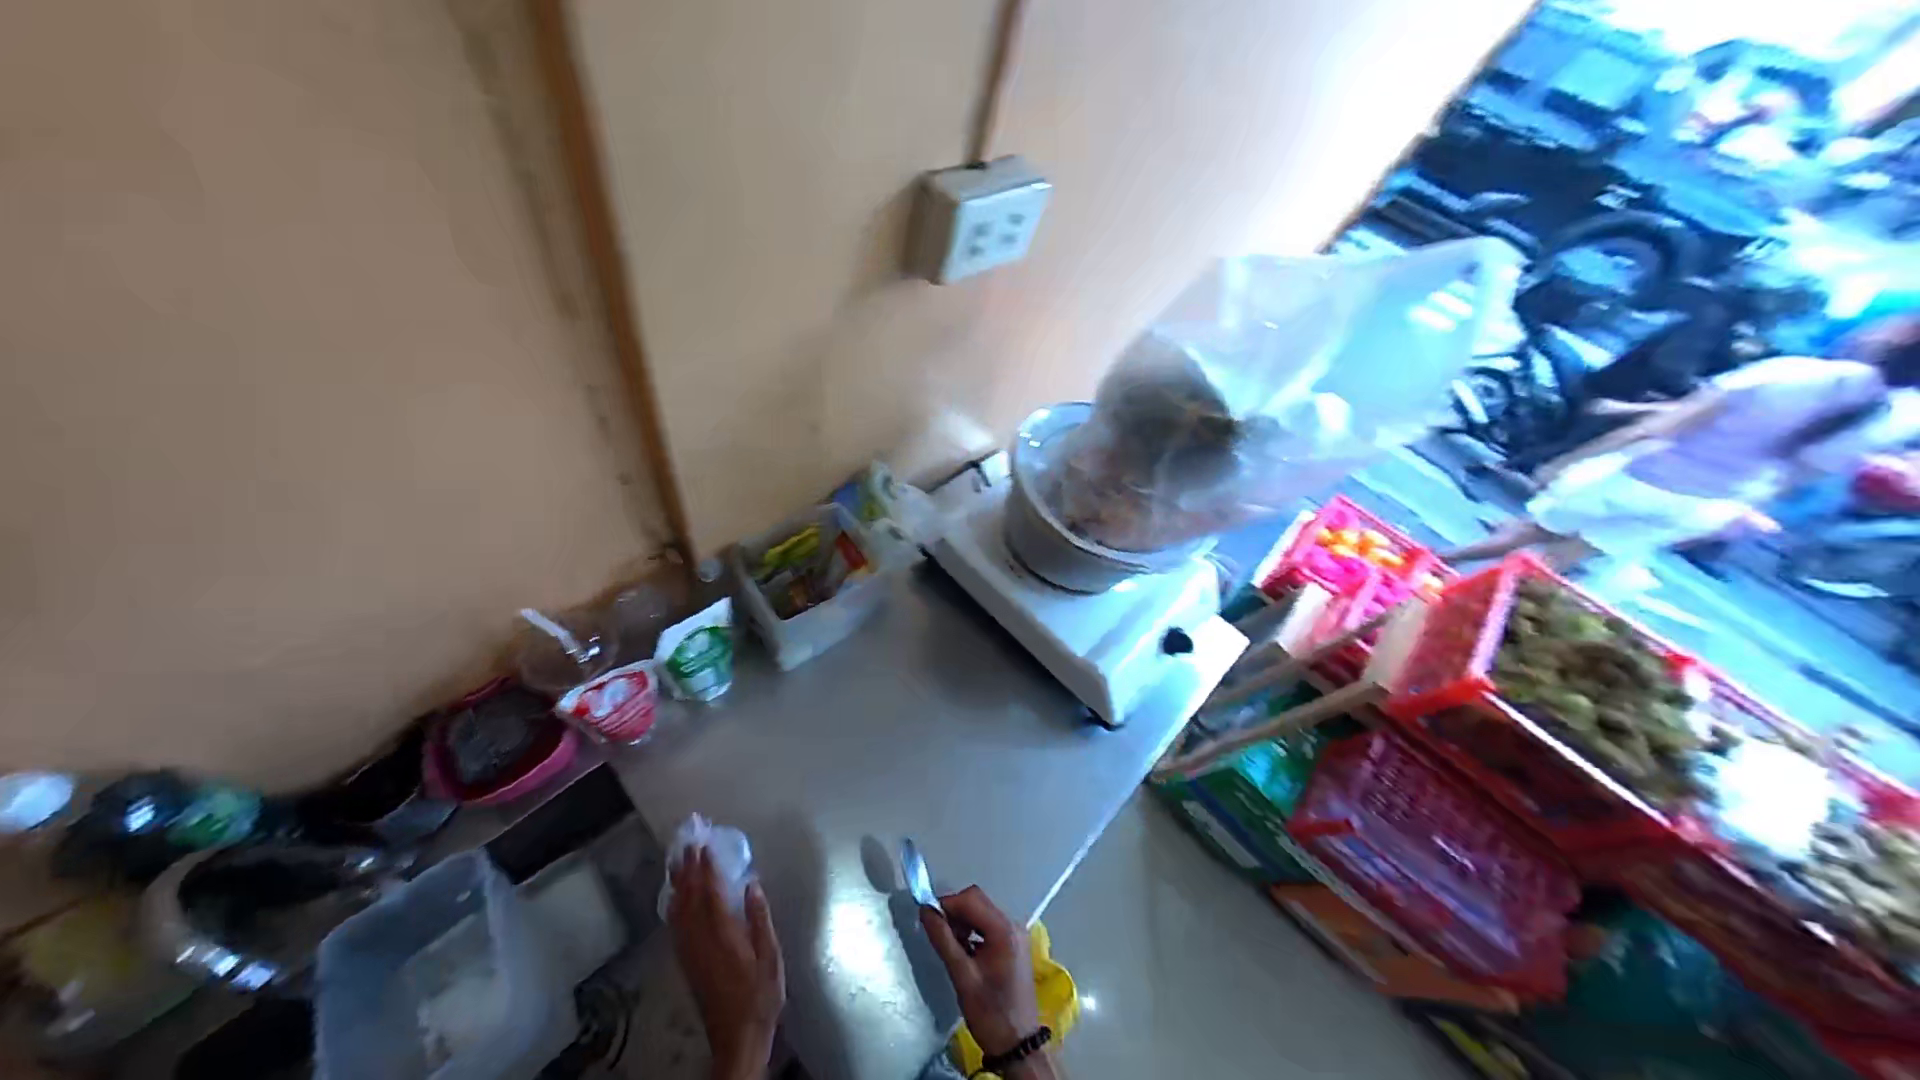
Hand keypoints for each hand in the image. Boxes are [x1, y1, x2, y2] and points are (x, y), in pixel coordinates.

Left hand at [669, 846, 785, 1079]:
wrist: (737, 1037)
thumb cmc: (761, 995)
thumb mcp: (771, 956)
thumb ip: (760, 919)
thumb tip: (752, 885)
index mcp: (723, 935)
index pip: (710, 893)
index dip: (706, 867)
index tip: (705, 844)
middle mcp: (701, 940)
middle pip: (689, 897)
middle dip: (688, 867)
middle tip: (687, 841)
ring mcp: (690, 951)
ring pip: (678, 909)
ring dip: (678, 881)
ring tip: (677, 859)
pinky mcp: (687, 961)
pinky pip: (675, 925)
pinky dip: (674, 903)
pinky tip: (676, 895)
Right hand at [918, 886, 1042, 1062]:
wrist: (1018, 1044)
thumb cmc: (990, 1012)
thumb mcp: (962, 976)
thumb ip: (943, 940)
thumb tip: (925, 911)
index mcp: (1004, 929)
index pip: (970, 899)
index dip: (947, 905)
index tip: (929, 921)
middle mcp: (1013, 924)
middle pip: (977, 901)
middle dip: (955, 913)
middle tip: (940, 936)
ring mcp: (1016, 934)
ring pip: (982, 912)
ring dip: (963, 922)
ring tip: (951, 947)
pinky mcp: (1014, 944)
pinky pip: (989, 925)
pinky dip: (973, 931)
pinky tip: (964, 951)